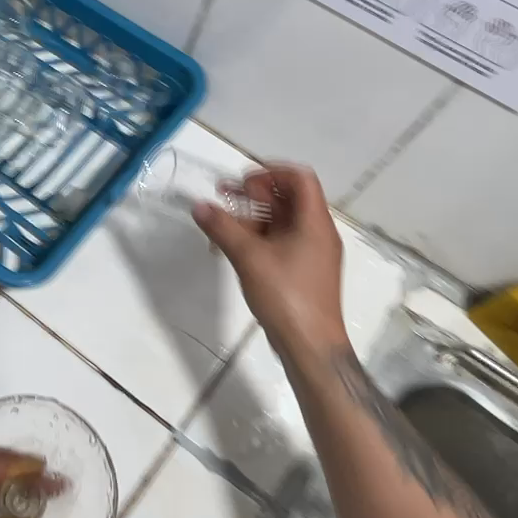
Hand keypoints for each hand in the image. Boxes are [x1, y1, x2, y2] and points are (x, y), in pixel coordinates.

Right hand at [192, 164, 345, 351]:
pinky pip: (281, 242)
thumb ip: (222, 228)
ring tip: (221, 225)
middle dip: (254, 194)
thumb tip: (199, 205)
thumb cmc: (286, 296)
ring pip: (282, 222)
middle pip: (289, 199)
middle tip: (223, 197)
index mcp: (314, 223)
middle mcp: (318, 233)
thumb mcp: (249, 258)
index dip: (270, 172)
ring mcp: (312, 254)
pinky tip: (233, 248)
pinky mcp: (303, 271)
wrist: (310, 346)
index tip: (240, 181)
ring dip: (252, 218)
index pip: (299, 179)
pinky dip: (258, 238)